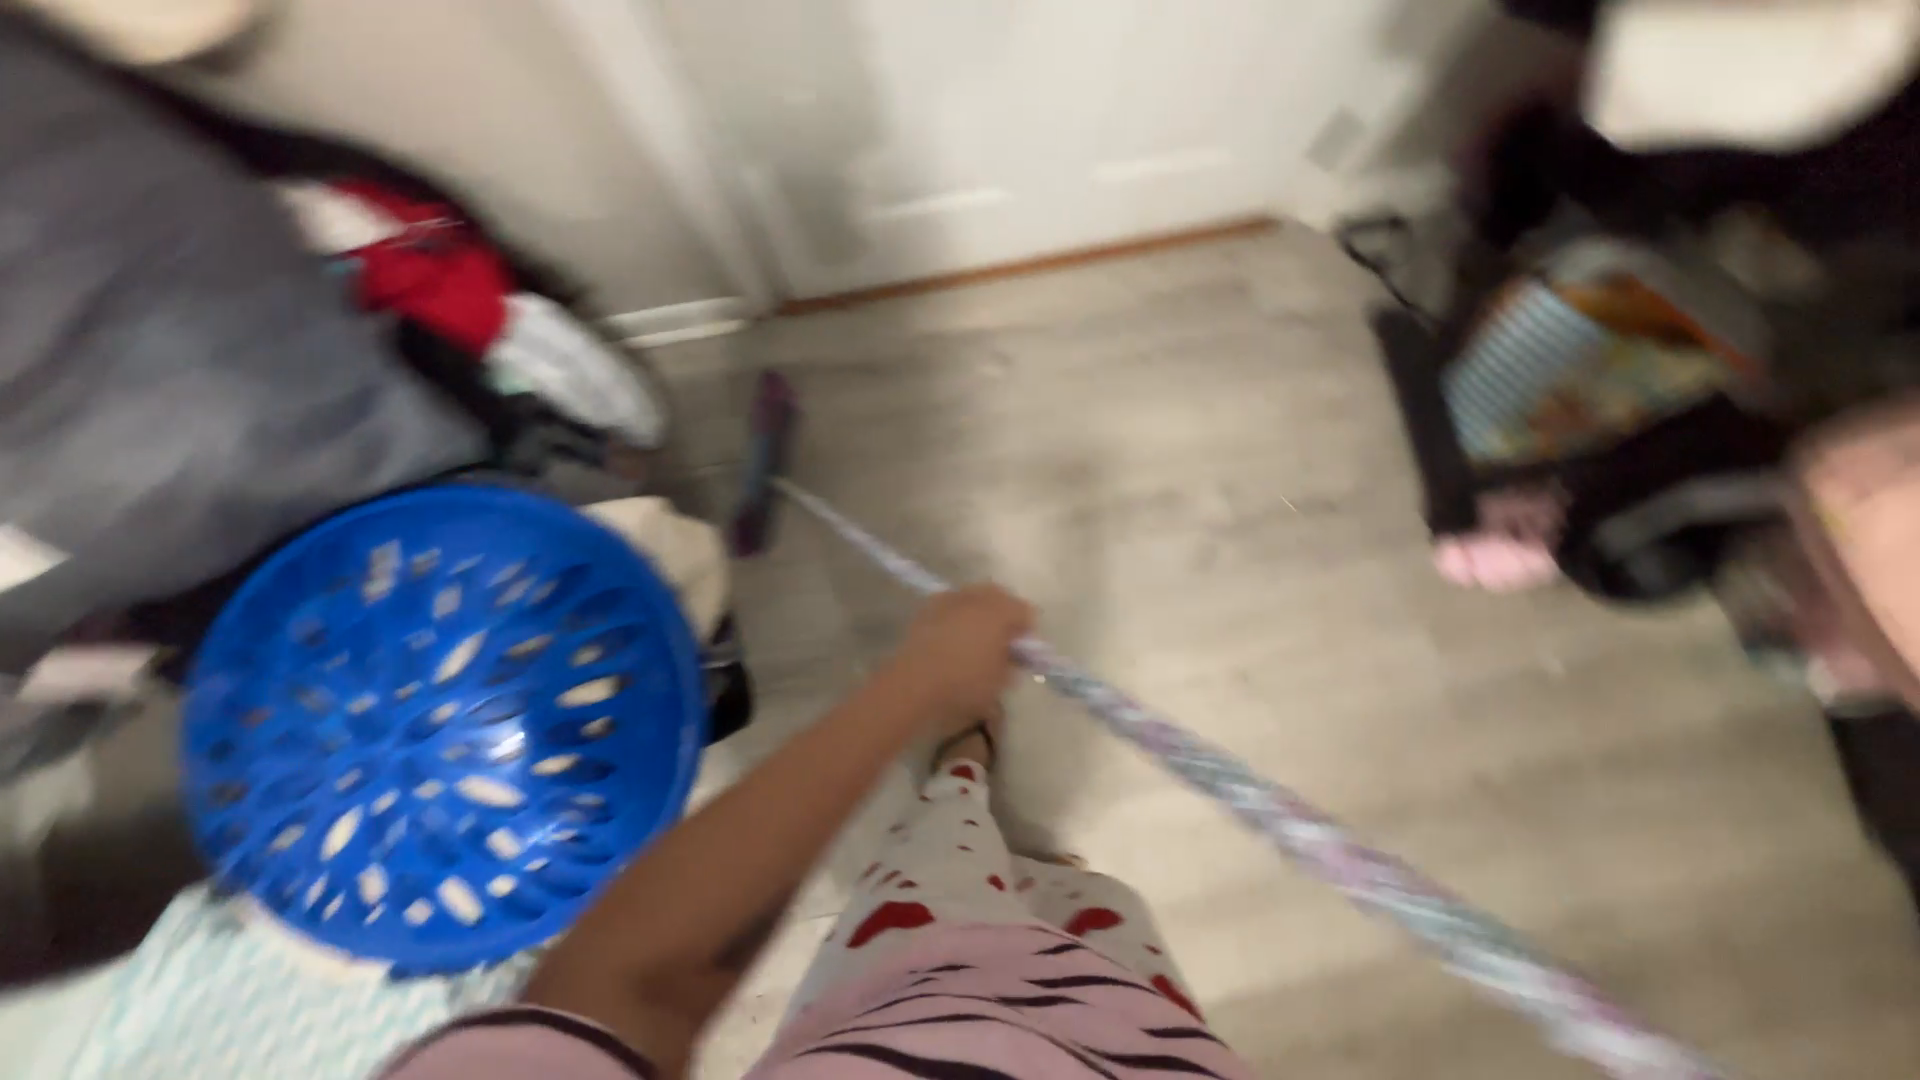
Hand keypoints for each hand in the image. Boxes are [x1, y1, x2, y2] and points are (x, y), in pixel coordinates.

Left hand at [885, 584, 1033, 726]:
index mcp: (999, 612)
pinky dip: (957, 615)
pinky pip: (950, 605)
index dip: (1027, 632)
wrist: (913, 685)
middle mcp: (975, 597)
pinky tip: (953, 637)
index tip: (1023, 652)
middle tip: (1002, 641)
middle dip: (1004, 614)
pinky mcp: (926, 609)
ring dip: (979, 612)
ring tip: (976, 638)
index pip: (1025, 611)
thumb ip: (1012, 664)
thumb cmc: (964, 684)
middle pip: (998, 596)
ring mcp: (948, 599)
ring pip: (972, 596)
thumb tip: (1012, 656)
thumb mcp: (1000, 682)